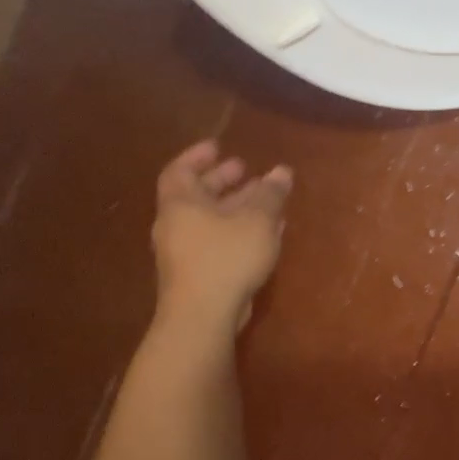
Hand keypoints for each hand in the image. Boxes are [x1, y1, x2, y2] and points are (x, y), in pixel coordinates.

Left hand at [152, 140, 292, 327]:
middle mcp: (177, 224)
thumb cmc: (227, 256)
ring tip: (264, 198)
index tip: (219, 146)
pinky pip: (218, 238)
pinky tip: (264, 230)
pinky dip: (238, 227)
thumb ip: (270, 194)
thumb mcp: (257, 220)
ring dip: (234, 205)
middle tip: (244, 168)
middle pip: (196, 195)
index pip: (180, 171)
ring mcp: (186, 249)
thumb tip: (281, 171)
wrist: (203, 313)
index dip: (197, 157)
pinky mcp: (199, 270)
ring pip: (210, 218)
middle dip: (221, 180)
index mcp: (181, 205)